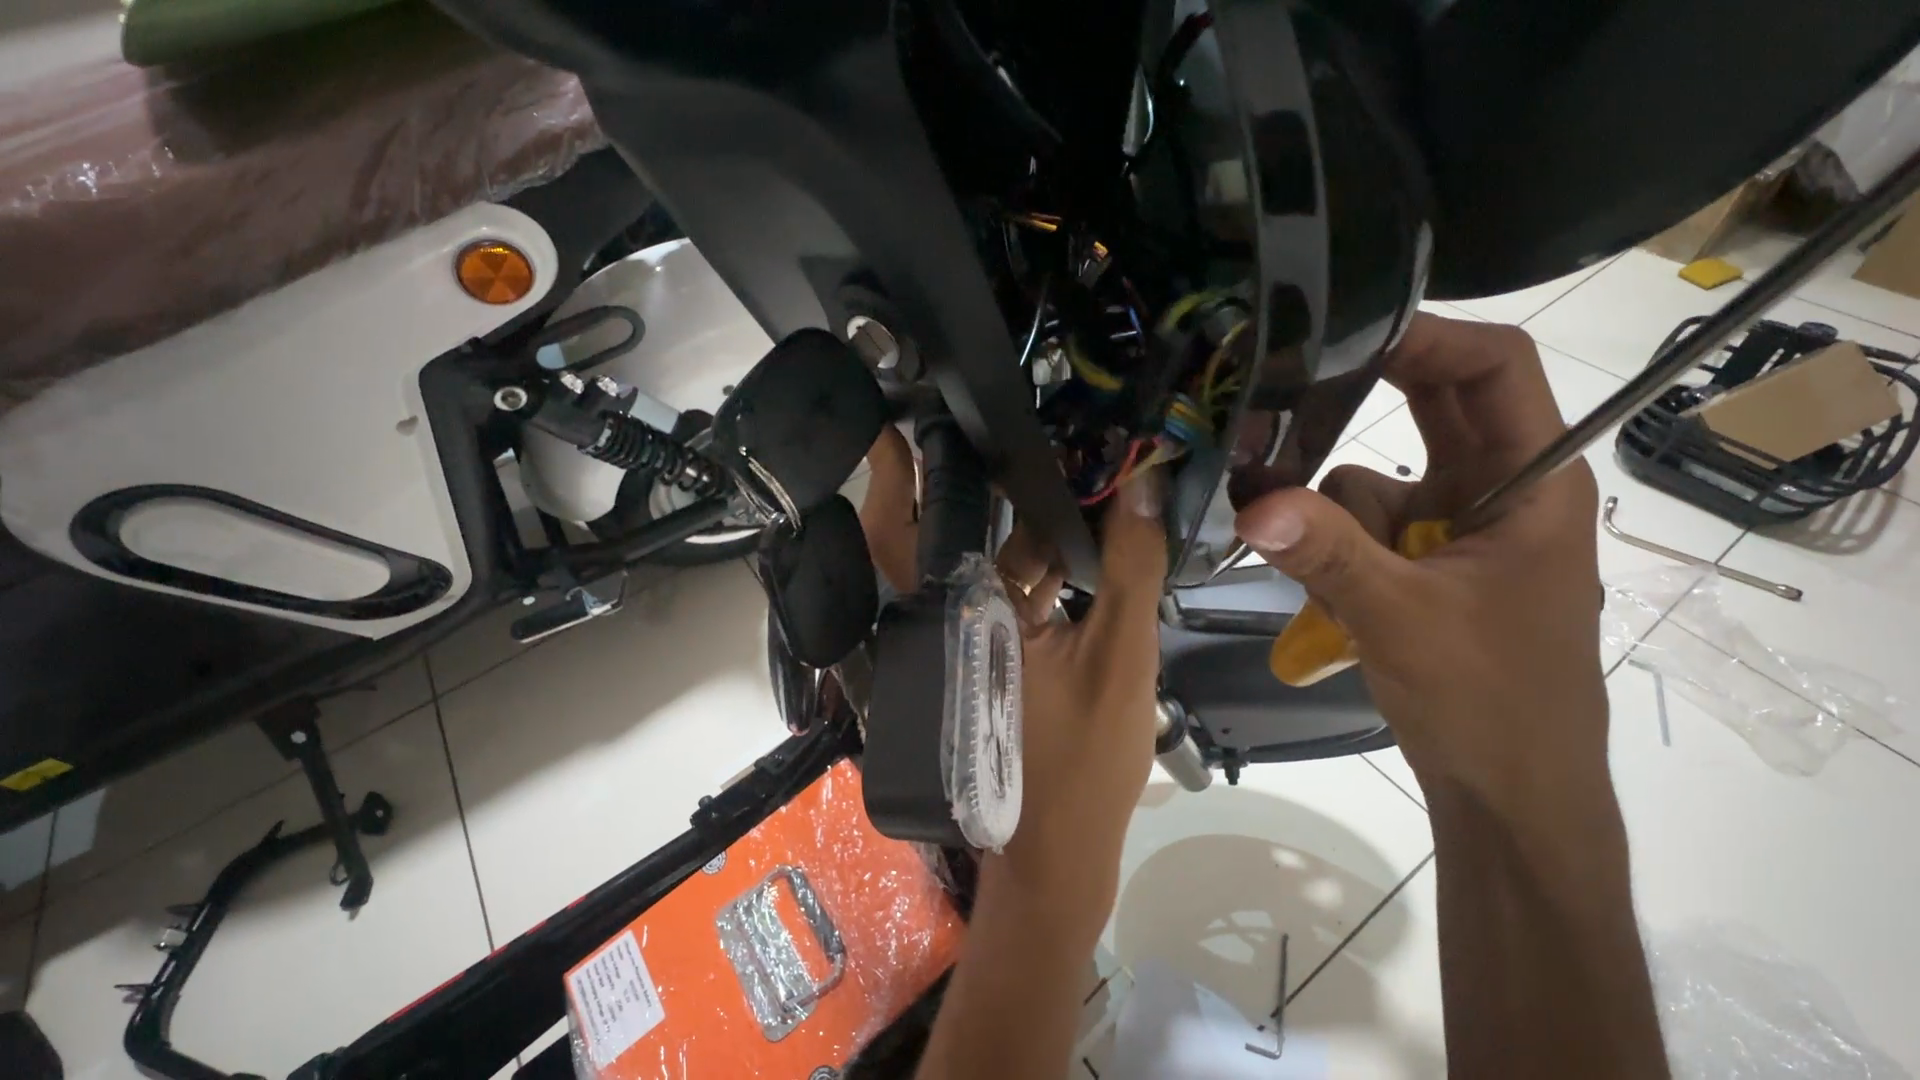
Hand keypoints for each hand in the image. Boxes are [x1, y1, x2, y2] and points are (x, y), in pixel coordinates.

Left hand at [859, 429, 1167, 946]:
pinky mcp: (987, 663)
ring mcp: (965, 644)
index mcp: (959, 614)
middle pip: (942, 533)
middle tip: (993, 413)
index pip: (917, 523)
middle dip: (965, 476)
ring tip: (1055, 456)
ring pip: (981, 563)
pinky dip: (1030, 565)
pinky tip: (1072, 532)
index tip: (903, 409)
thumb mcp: (1121, 660)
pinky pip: (1001, 595)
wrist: (1056, 860)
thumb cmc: (1082, 766)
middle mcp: (946, 623)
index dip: (902, 466)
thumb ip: (1132, 567)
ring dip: (1014, 519)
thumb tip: (1145, 482)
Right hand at [1234, 314, 1606, 809]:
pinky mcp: (1415, 565)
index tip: (1338, 333)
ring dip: (1324, 509)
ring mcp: (1451, 528)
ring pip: (1370, 479)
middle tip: (1275, 392)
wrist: (1509, 793)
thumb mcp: (1406, 619)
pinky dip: (1322, 548)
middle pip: (1425, 410)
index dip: (1426, 336)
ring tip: (1288, 547)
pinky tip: (1312, 592)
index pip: (1495, 368)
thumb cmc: (1492, 703)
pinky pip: (1354, 529)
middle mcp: (1495, 489)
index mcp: (1532, 482)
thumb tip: (1249, 503)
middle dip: (1352, 408)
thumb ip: (1328, 552)